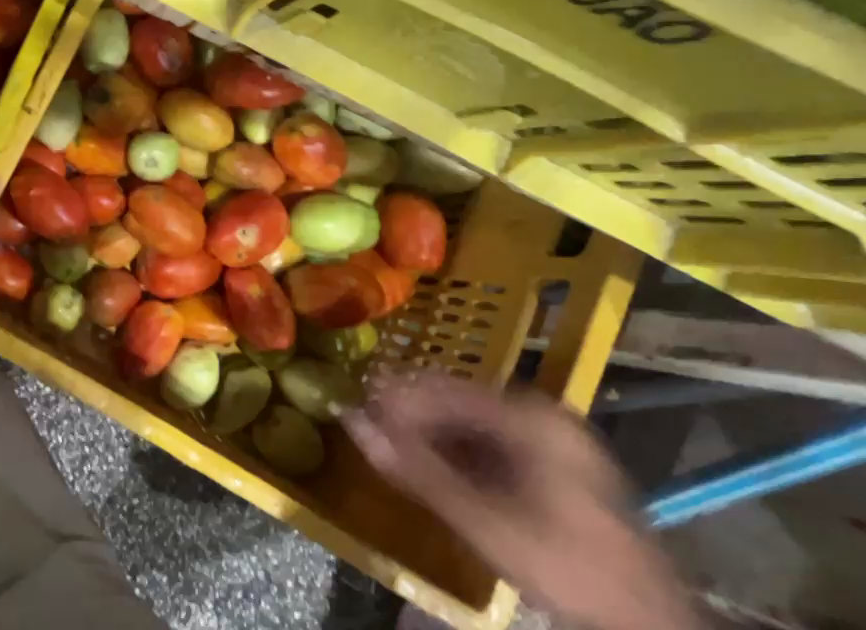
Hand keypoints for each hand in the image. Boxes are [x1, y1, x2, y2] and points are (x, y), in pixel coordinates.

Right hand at [344, 374, 702, 629]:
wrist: (644, 619)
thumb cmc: (560, 561)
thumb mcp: (478, 517)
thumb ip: (412, 467)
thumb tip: (352, 421)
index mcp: (530, 416)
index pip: (442, 388)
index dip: (393, 395)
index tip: (354, 405)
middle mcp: (544, 415)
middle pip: (458, 401)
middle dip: (410, 414)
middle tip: (368, 428)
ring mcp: (556, 438)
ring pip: (473, 421)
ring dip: (431, 432)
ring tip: (393, 448)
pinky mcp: (558, 463)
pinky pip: (493, 440)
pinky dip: (459, 450)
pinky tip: (434, 468)